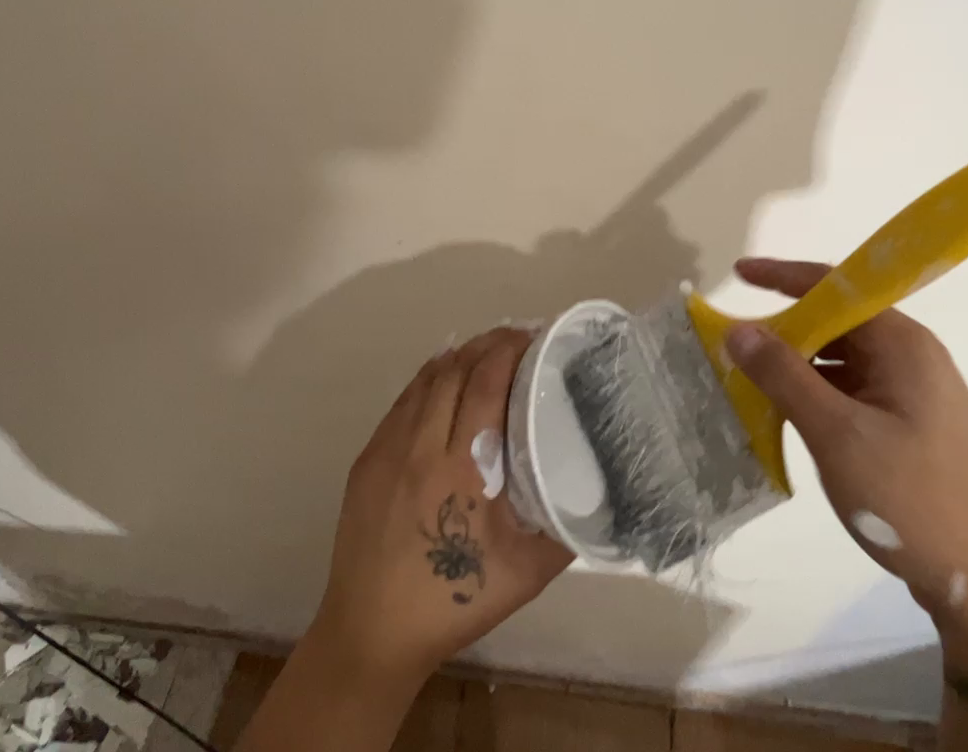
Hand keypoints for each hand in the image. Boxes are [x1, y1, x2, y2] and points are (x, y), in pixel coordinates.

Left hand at [308, 326, 574, 681]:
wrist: (372, 631)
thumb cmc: (455, 602)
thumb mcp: (528, 573)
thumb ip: (565, 528)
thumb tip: (601, 496)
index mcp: (461, 466)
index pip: (485, 383)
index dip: (508, 350)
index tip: (533, 337)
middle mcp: (420, 446)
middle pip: (453, 371)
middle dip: (486, 344)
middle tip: (516, 337)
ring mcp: (386, 450)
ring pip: (423, 382)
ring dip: (455, 358)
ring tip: (483, 351)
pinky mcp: (366, 461)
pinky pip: (401, 404)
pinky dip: (426, 382)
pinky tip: (440, 382)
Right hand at [724, 258, 967, 619]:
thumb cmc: (911, 498)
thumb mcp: (837, 433)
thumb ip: (784, 376)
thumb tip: (739, 330)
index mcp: (903, 345)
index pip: (839, 288)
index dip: (785, 276)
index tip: (737, 274)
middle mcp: (912, 359)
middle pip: (839, 324)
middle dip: (785, 329)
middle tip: (733, 346)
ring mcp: (914, 395)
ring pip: (844, 362)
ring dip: (797, 368)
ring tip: (748, 384)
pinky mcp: (911, 428)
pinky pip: (853, 393)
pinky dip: (816, 396)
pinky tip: (785, 418)